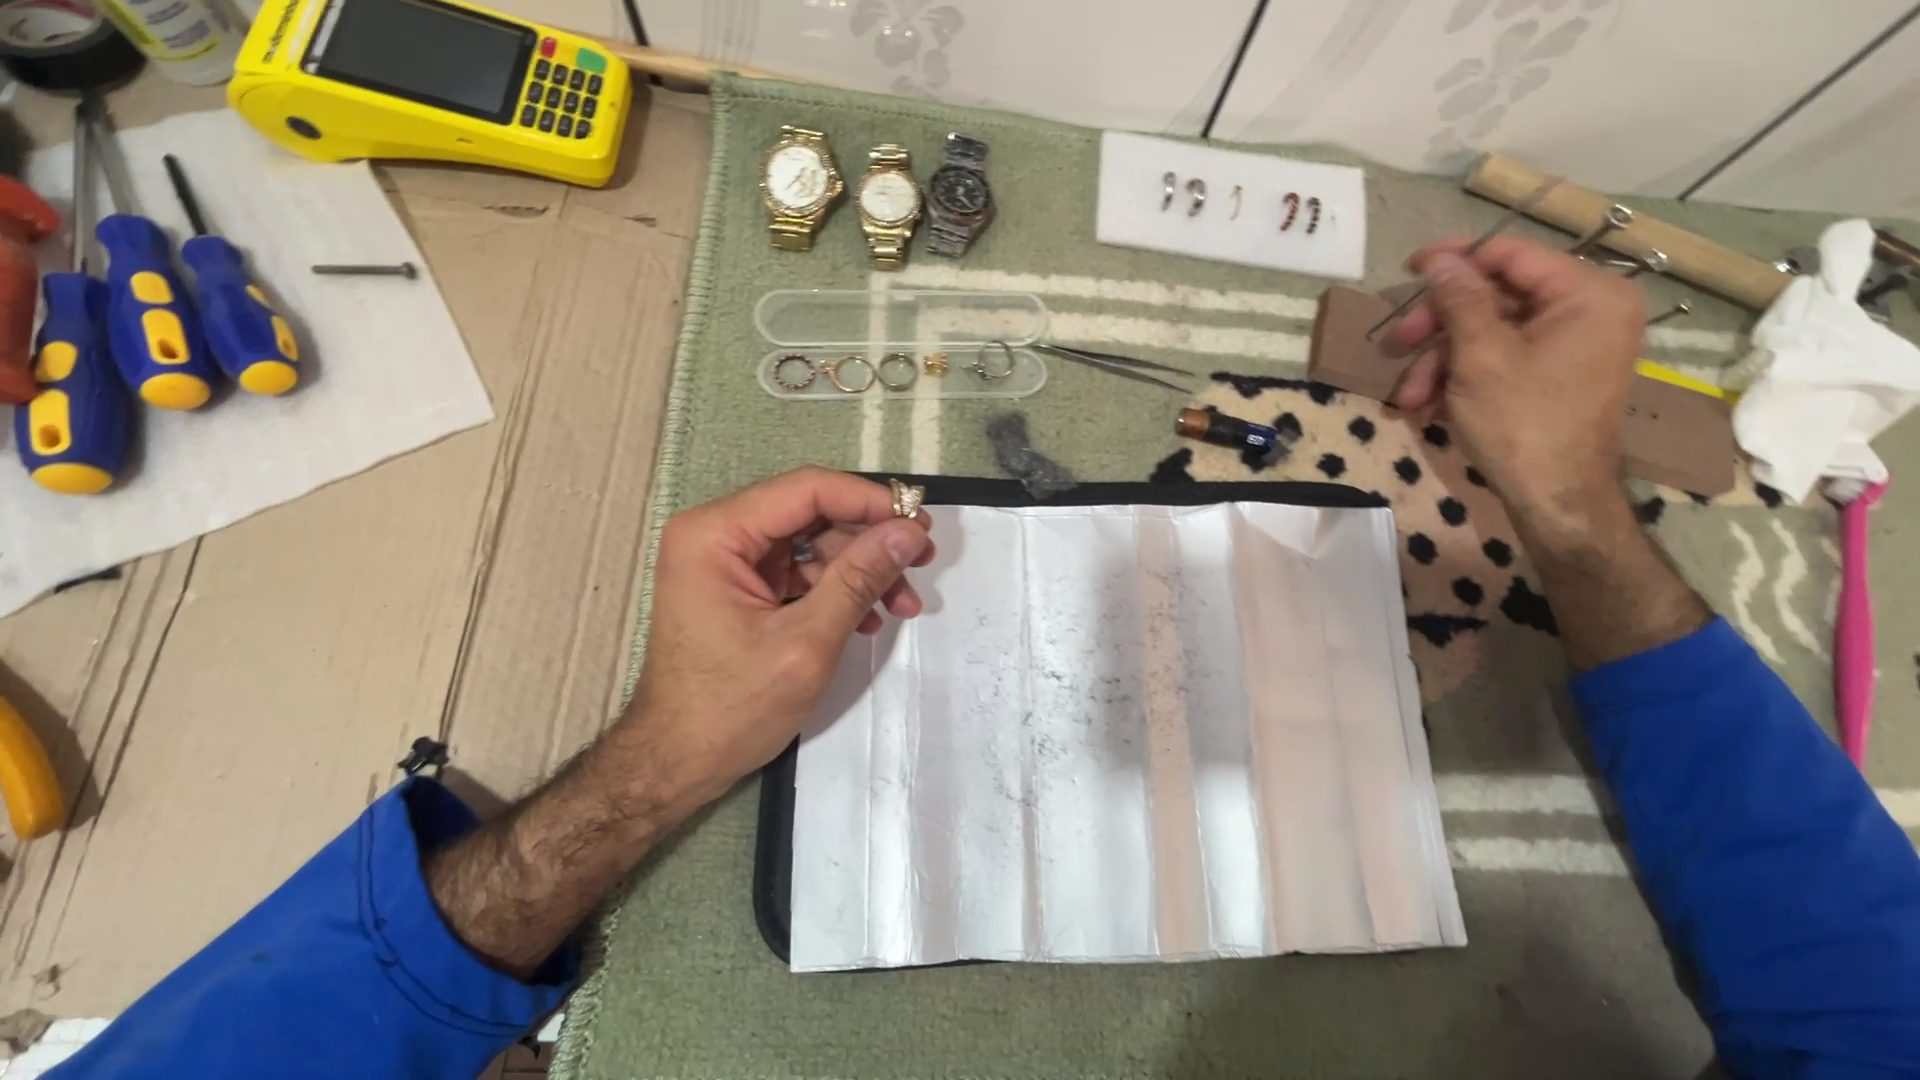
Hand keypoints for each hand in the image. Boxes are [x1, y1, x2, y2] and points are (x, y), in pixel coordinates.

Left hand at [622, 467, 934, 807]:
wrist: (678, 762)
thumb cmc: (732, 707)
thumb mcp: (806, 642)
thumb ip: (859, 579)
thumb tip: (910, 533)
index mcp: (715, 533)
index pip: (807, 489)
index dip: (870, 501)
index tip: (920, 526)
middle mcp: (718, 534)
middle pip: (813, 513)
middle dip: (870, 540)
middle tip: (921, 563)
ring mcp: (729, 561)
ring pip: (814, 543)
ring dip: (862, 570)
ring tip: (903, 606)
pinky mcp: (743, 587)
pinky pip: (802, 571)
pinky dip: (838, 591)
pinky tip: (868, 620)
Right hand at [1386, 235, 1644, 533]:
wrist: (1554, 497)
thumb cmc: (1521, 421)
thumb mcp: (1479, 356)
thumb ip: (1459, 300)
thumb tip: (1439, 260)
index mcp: (1587, 294)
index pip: (1511, 255)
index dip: (1455, 260)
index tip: (1407, 270)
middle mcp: (1588, 310)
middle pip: (1495, 298)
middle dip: (1438, 328)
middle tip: (1395, 347)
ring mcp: (1573, 345)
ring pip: (1488, 333)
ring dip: (1439, 362)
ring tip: (1407, 398)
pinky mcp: (1555, 375)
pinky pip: (1501, 359)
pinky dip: (1460, 378)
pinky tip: (1428, 407)